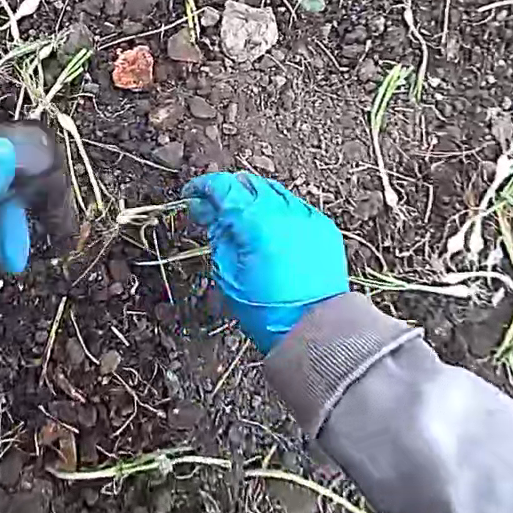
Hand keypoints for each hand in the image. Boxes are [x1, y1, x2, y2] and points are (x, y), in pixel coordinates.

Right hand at [185, 172, 348, 351]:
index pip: (224, 187)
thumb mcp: (228, 272)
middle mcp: (284, 212)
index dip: (202, 187)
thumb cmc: (266, 310)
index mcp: (257, 223)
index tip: (190, 195)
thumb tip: (207, 210)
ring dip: (251, 197)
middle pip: (248, 183)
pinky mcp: (322, 225)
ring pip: (272, 189)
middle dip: (226, 191)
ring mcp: (306, 217)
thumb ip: (217, 234)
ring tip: (239, 217)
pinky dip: (275, 209)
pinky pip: (293, 205)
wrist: (315, 329)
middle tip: (211, 209)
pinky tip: (266, 227)